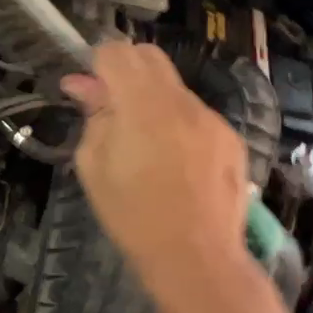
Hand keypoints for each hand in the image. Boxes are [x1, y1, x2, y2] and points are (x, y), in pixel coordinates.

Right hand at [62, 42, 249, 300]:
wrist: (197, 260)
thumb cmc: (133, 215)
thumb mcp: (94, 165)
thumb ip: (92, 116)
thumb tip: (82, 85)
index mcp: (141, 105)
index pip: (115, 52)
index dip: (96, 63)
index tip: (88, 88)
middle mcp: (180, 101)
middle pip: (148, 56)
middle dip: (125, 68)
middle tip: (111, 103)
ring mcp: (210, 118)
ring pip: (173, 86)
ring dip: (152, 97)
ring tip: (143, 140)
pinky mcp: (230, 138)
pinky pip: (195, 113)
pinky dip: (177, 121)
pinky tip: (173, 159)